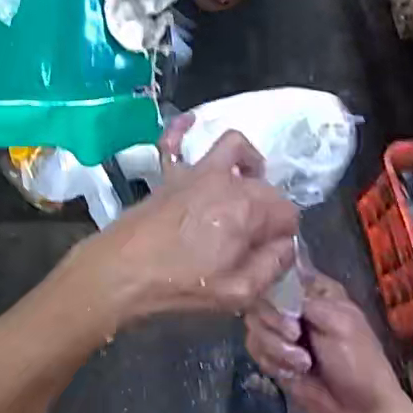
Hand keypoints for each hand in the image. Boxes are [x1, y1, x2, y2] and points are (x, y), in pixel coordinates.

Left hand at [64, 119, 299, 324]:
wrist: (123, 268)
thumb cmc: (181, 283)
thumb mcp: (239, 291)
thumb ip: (272, 266)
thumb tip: (285, 246)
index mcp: (246, 208)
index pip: (288, 212)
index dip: (284, 235)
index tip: (269, 254)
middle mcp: (224, 180)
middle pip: (264, 185)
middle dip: (268, 209)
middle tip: (254, 241)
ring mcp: (194, 172)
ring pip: (233, 147)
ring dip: (248, 162)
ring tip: (246, 185)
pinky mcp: (168, 174)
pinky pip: (173, 141)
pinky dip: (182, 129)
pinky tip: (191, 121)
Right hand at [245, 273, 411, 412]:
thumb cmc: (359, 363)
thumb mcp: (341, 323)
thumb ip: (306, 301)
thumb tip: (273, 291)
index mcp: (315, 290)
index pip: (280, 271)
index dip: (273, 284)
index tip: (282, 302)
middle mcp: (293, 305)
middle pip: (260, 297)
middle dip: (274, 320)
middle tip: (295, 336)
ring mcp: (280, 330)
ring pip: (253, 323)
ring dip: (275, 345)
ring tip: (301, 363)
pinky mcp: (271, 354)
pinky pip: (253, 346)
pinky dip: (271, 360)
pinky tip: (292, 371)